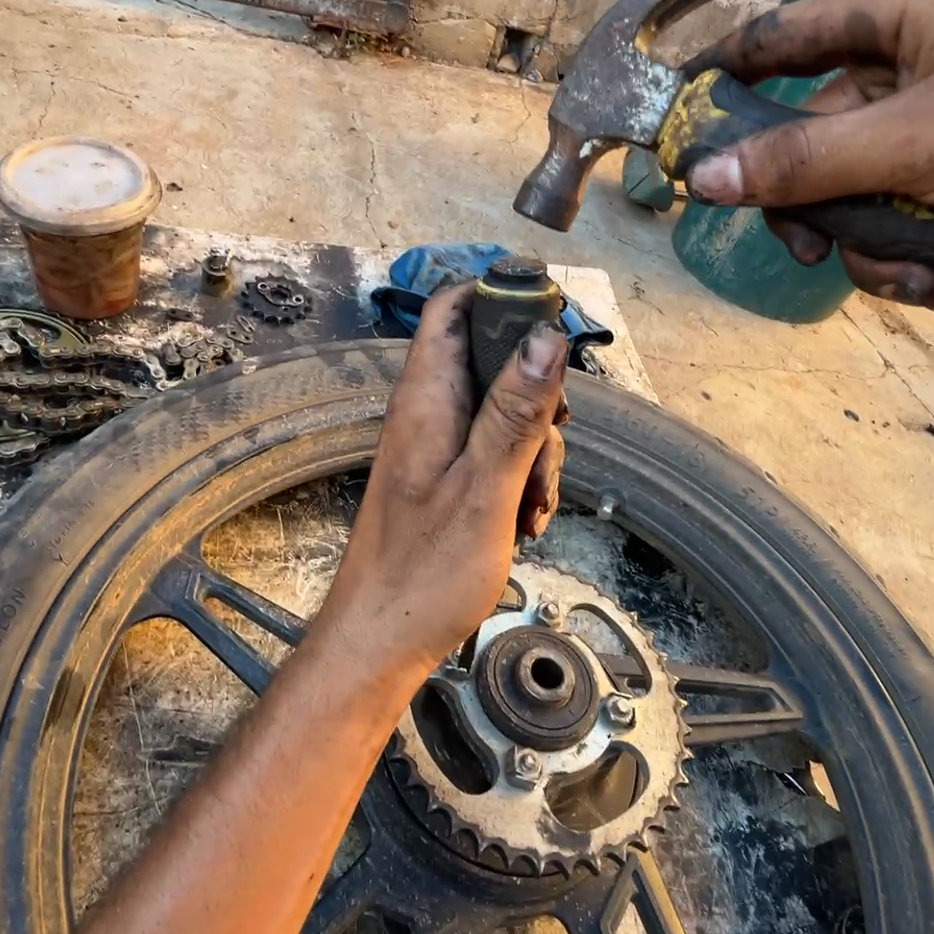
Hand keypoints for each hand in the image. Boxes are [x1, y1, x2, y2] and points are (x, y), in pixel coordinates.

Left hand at [314, 284, 567, 672]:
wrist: (383, 637)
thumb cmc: (424, 572)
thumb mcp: (484, 489)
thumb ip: (514, 413)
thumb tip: (545, 338)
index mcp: (426, 398)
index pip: (452, 308)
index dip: (499, 295)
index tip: (550, 320)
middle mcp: (429, 411)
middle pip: (494, 361)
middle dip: (537, 399)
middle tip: (547, 447)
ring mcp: (438, 446)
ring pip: (505, 413)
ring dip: (534, 452)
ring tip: (531, 507)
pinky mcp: (448, 478)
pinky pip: (496, 454)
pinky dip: (520, 479)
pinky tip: (524, 521)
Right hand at [682, 0, 933, 323]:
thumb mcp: (917, 145)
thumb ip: (801, 160)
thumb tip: (704, 177)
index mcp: (912, 6)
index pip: (785, 35)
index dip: (727, 78)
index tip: (681, 124)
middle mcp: (927, 50)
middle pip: (819, 136)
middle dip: (821, 209)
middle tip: (816, 254)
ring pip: (861, 188)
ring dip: (877, 248)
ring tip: (920, 282)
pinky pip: (907, 208)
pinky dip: (917, 254)